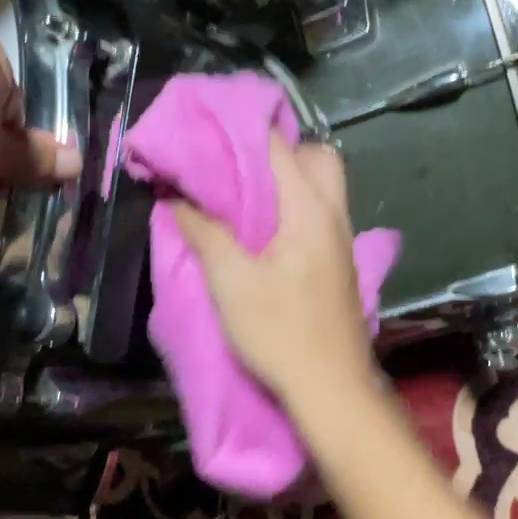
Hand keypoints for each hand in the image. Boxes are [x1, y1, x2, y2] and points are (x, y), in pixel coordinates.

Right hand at [175, 140, 376, 404]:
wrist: (331, 388)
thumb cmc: (280, 333)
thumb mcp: (231, 283)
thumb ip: (204, 232)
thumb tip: (176, 196)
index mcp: (310, 209)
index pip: (278, 145)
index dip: (238, 130)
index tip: (203, 131)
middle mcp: (334, 215)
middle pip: (315, 157)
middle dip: (275, 151)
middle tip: (233, 166)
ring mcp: (341, 239)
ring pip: (321, 186)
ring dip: (285, 181)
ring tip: (240, 195)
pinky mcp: (338, 262)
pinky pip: (319, 213)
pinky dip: (292, 206)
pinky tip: (261, 229)